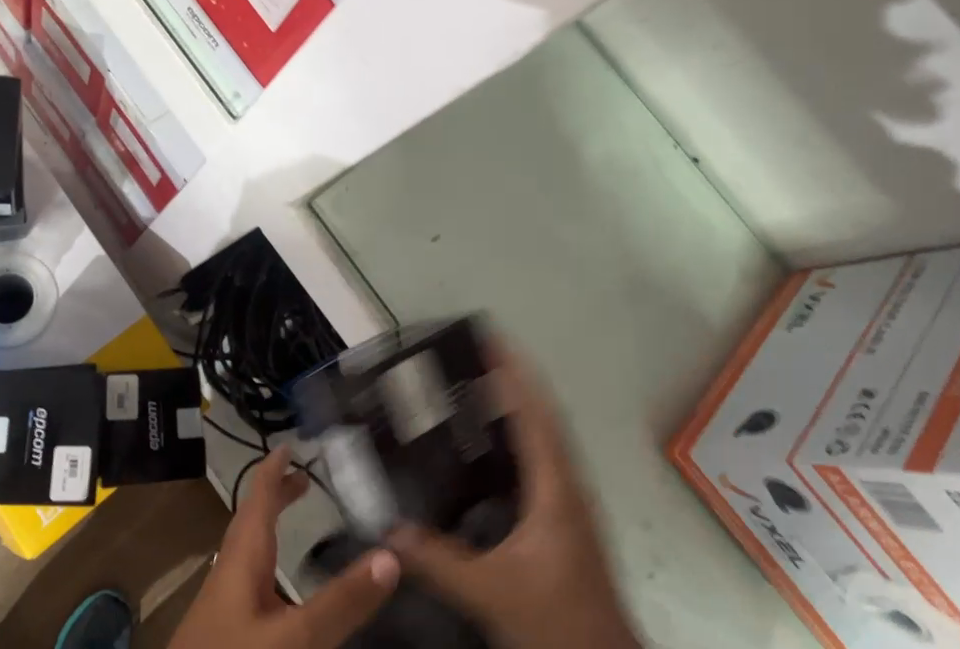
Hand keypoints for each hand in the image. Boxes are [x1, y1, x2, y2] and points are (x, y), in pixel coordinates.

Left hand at [170, 446, 399, 648]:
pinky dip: (267, 563)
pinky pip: (249, 578)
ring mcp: (222, 602)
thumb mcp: (296, 637)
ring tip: (294, 520)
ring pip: (247, 551)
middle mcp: (229, 572)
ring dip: (269, 528)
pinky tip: (278, 588)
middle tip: (305, 481)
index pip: (258, 499)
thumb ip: (341, 602)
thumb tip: (391, 556)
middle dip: (275, 497)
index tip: (289, 444)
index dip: (274, 470)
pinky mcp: (223, 628)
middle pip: (251, 521)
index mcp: (242, 558)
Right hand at [388, 340, 640, 648]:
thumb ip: (438, 560)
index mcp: (556, 490)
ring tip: (480, 388)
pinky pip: (544, 461)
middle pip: (545, 419)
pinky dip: (522, 438)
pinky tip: (495, 448)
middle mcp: (569, 488)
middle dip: (514, 382)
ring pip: (548, 440)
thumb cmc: (558, 620)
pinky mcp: (568, 522)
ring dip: (520, 408)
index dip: (515, 375)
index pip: (536, 417)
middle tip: (474, 356)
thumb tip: (387, 531)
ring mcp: (572, 505)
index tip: (491, 339)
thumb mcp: (491, 591)